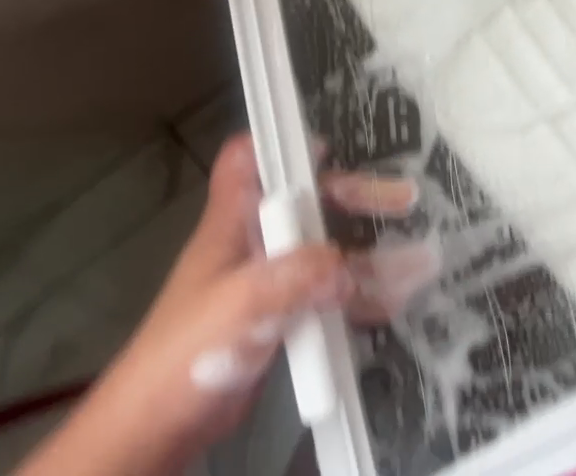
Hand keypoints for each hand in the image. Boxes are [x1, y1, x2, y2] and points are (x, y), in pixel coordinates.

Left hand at [18, 135, 432, 475]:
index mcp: (232, 226)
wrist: (157, 432)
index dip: (282, 144)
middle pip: (307, 201)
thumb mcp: (239, 307)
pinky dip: (361, 295)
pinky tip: (391, 304)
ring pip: (326, 250)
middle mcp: (252, 245)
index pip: (246, 162)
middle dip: (357, 196)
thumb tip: (346, 266)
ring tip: (419, 262)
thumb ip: (293, 278)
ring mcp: (268, 283)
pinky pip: (329, 294)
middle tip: (405, 201)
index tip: (328, 149)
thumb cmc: (185, 356)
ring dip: (371, 253)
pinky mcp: (281, 319)